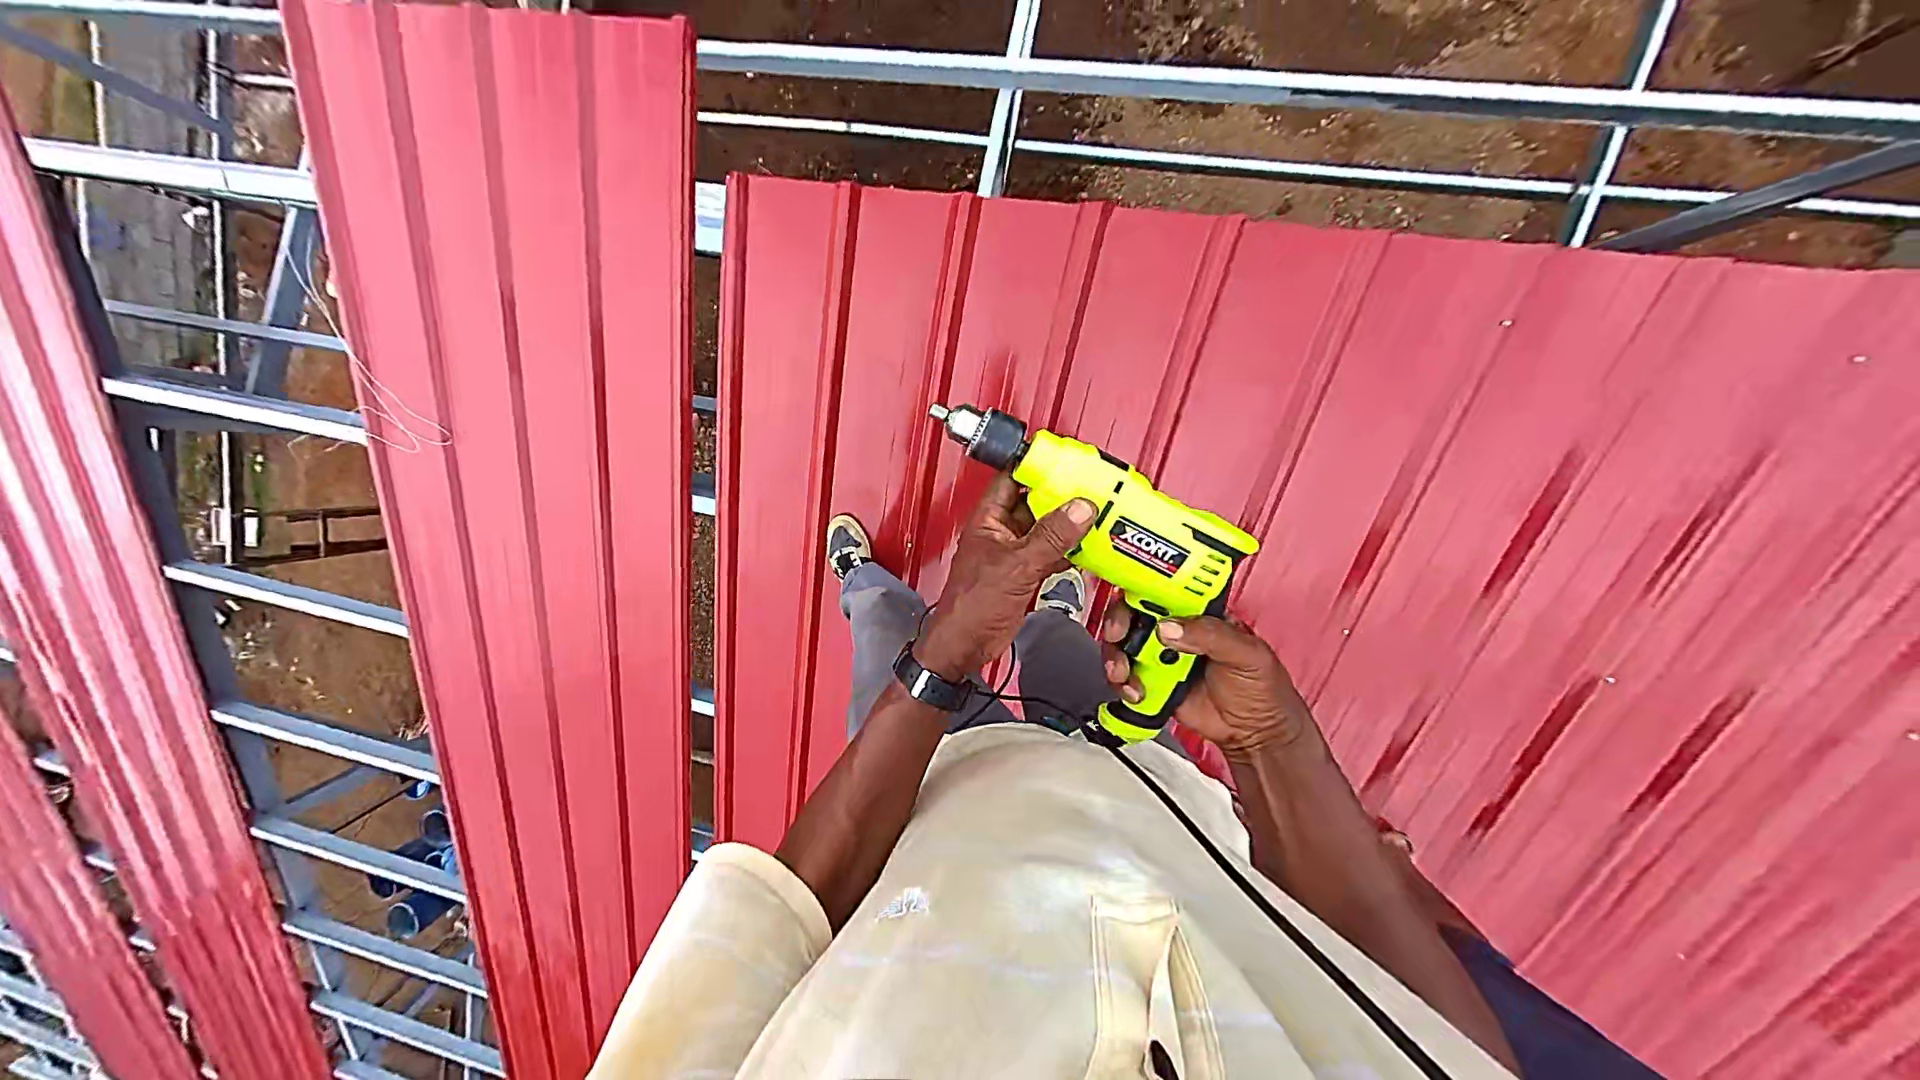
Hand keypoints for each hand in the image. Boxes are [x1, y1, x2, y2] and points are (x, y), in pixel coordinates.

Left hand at [916, 474, 1095, 679]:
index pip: (1012, 479)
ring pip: (1047, 529)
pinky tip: (1087, 549)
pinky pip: (1052, 552)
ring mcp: (1014, 552)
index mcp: (988, 520)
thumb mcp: (1016, 566)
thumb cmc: (969, 607)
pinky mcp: (1026, 572)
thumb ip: (1049, 537)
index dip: (1036, 467)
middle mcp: (1000, 532)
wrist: (966, 646)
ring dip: (1069, 525)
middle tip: (1089, 490)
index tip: (1065, 461)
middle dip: (1061, 497)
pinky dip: (1069, 550)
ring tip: (1095, 516)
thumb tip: (1078, 509)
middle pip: (1035, 503)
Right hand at [1099, 608, 1318, 760]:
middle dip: (1118, 622)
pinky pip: (1125, 678)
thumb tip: (1170, 627)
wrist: (1255, 732)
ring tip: (1127, 672)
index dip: (1141, 590)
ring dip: (1117, 658)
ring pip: (1122, 646)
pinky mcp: (1152, 683)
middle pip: (1132, 615)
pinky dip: (1123, 684)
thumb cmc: (1261, 687)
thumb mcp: (1246, 653)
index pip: (1163, 592)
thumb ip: (1211, 635)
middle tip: (1119, 634)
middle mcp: (1175, 632)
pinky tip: (1138, 691)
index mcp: (1197, 614)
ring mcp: (1161, 657)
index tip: (1132, 597)